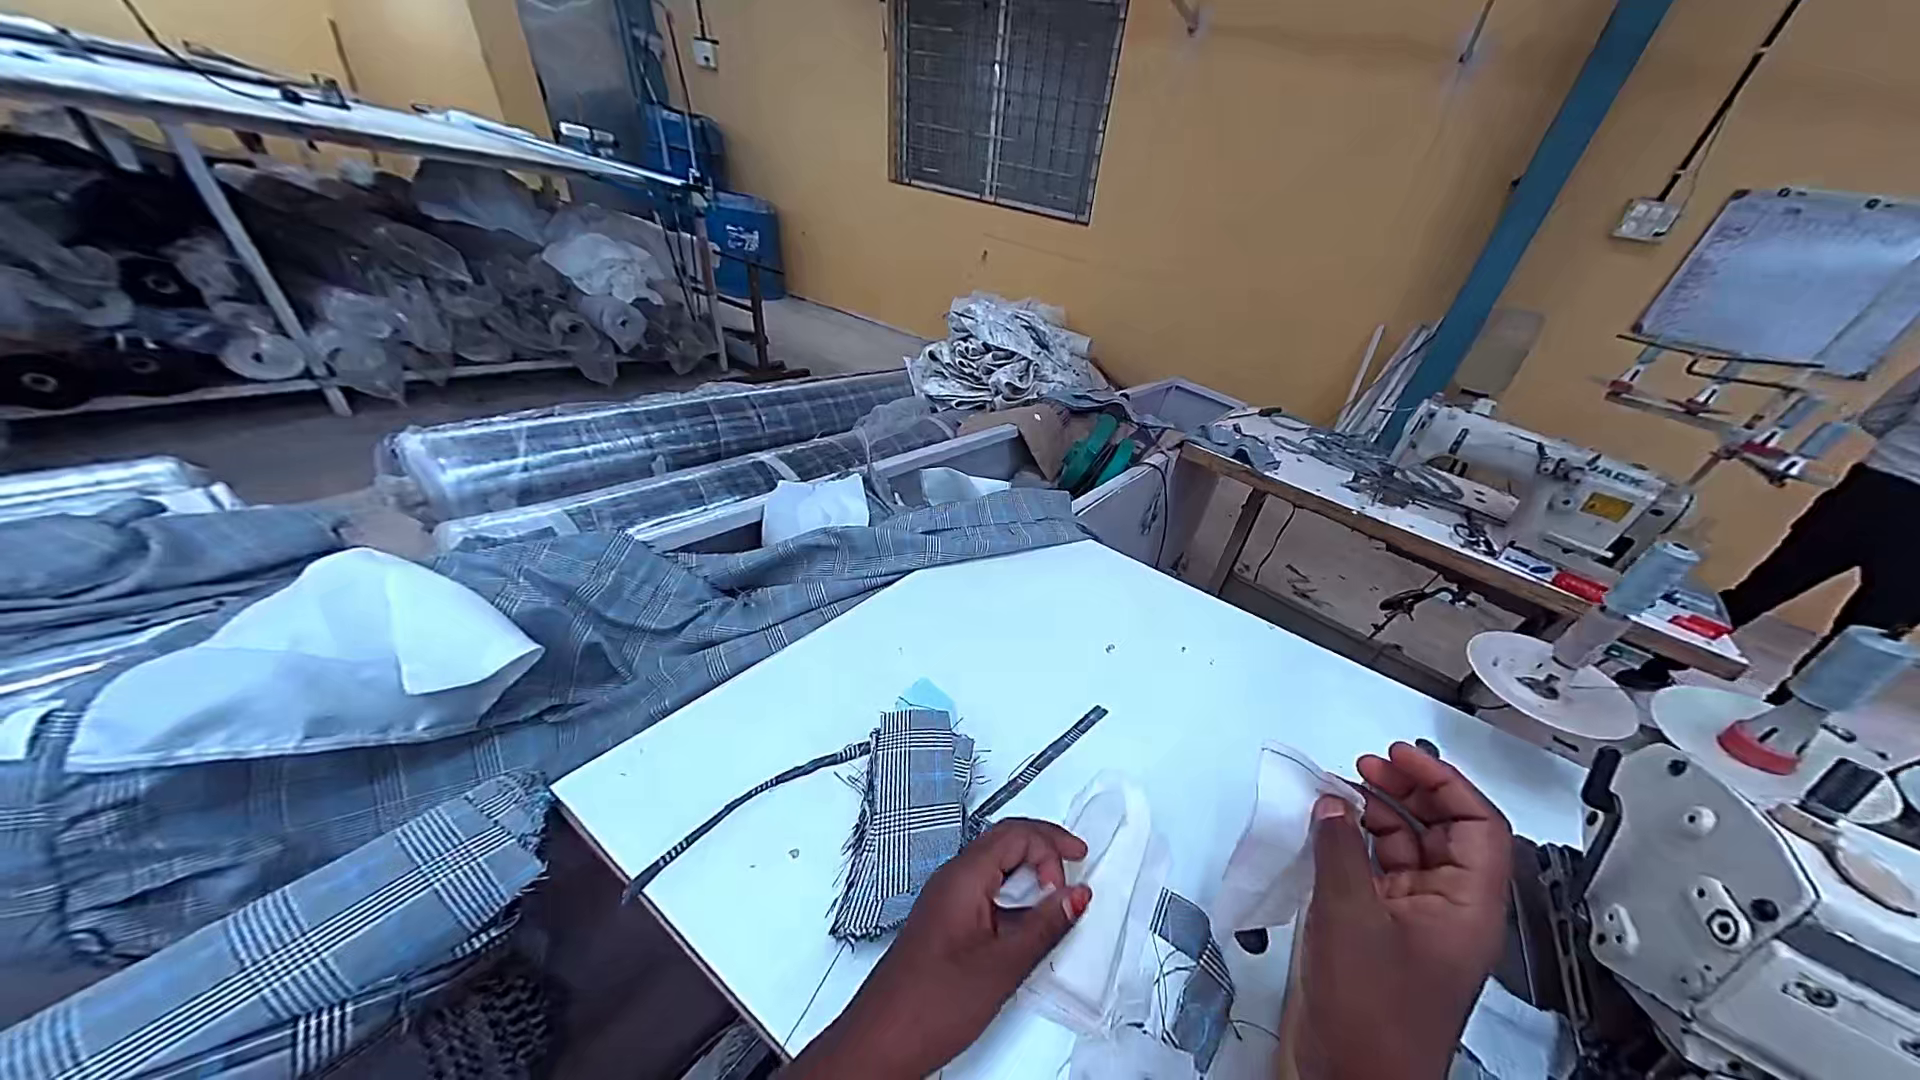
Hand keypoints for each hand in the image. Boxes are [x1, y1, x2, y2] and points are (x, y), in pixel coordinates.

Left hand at [784, 819, 1092, 1078]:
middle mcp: (952, 878)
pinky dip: (1015, 894)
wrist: (881, 1040)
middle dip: (1045, 846)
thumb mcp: (1003, 965)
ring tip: (1057, 893)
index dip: (1050, 850)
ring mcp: (948, 897)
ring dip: (1031, 871)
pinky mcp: (947, 918)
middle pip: (1006, 839)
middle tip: (1075, 858)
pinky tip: (1029, 921)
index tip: (1069, 883)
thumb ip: (1045, 926)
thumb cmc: (927, 1005)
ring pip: (997, 863)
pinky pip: (987, 888)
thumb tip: (1075, 896)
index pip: (1016, 834)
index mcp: (963, 876)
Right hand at [1294, 742, 1512, 1079]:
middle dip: (1408, 791)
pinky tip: (1329, 827)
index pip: (1477, 826)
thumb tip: (1332, 805)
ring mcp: (1411, 914)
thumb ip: (1341, 850)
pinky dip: (1353, 839)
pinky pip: (1374, 865)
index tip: (1402, 756)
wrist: (1353, 1070)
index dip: (1444, 783)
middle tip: (1367, 766)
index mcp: (1467, 907)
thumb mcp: (1351, 916)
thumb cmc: (1372, 1011)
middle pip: (1443, 831)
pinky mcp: (1378, 922)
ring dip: (1376, 812)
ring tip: (1341, 789)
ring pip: (1405, 845)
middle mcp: (1447, 905)